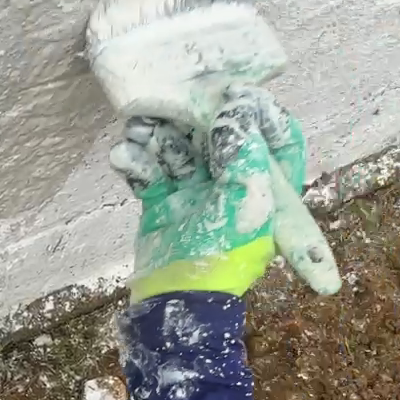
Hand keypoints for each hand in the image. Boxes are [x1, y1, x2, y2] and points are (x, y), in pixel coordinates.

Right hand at [109, 85, 339, 300]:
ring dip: (157, 137)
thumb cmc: (220, 257)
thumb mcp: (246, 199)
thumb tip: (234, 104)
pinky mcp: (161, 203)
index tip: (231, 94)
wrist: (174, 304)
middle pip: (218, 135)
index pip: (276, 137)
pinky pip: (150, 171)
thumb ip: (244, 148)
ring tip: (138, 130)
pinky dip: (137, 161)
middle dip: (193, 120)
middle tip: (170, 105)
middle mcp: (233, 186)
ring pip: (179, 149)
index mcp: (267, 188)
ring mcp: (194, 194)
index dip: (258, 112)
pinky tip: (124, 155)